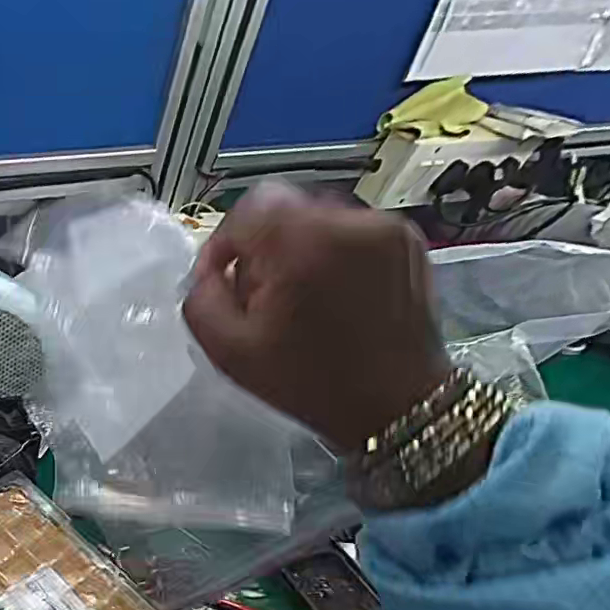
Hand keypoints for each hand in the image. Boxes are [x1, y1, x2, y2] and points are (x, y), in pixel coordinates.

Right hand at [182, 182, 451, 451]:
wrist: (393, 402)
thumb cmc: (304, 382)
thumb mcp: (228, 351)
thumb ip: (202, 299)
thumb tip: (210, 271)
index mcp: (303, 245)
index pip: (248, 207)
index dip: (225, 241)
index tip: (223, 279)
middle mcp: (349, 220)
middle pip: (283, 208)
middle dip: (261, 247)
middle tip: (261, 296)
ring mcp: (384, 226)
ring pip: (316, 217)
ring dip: (296, 249)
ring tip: (299, 297)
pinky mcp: (407, 237)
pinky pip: (349, 229)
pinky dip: (330, 253)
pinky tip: (331, 296)